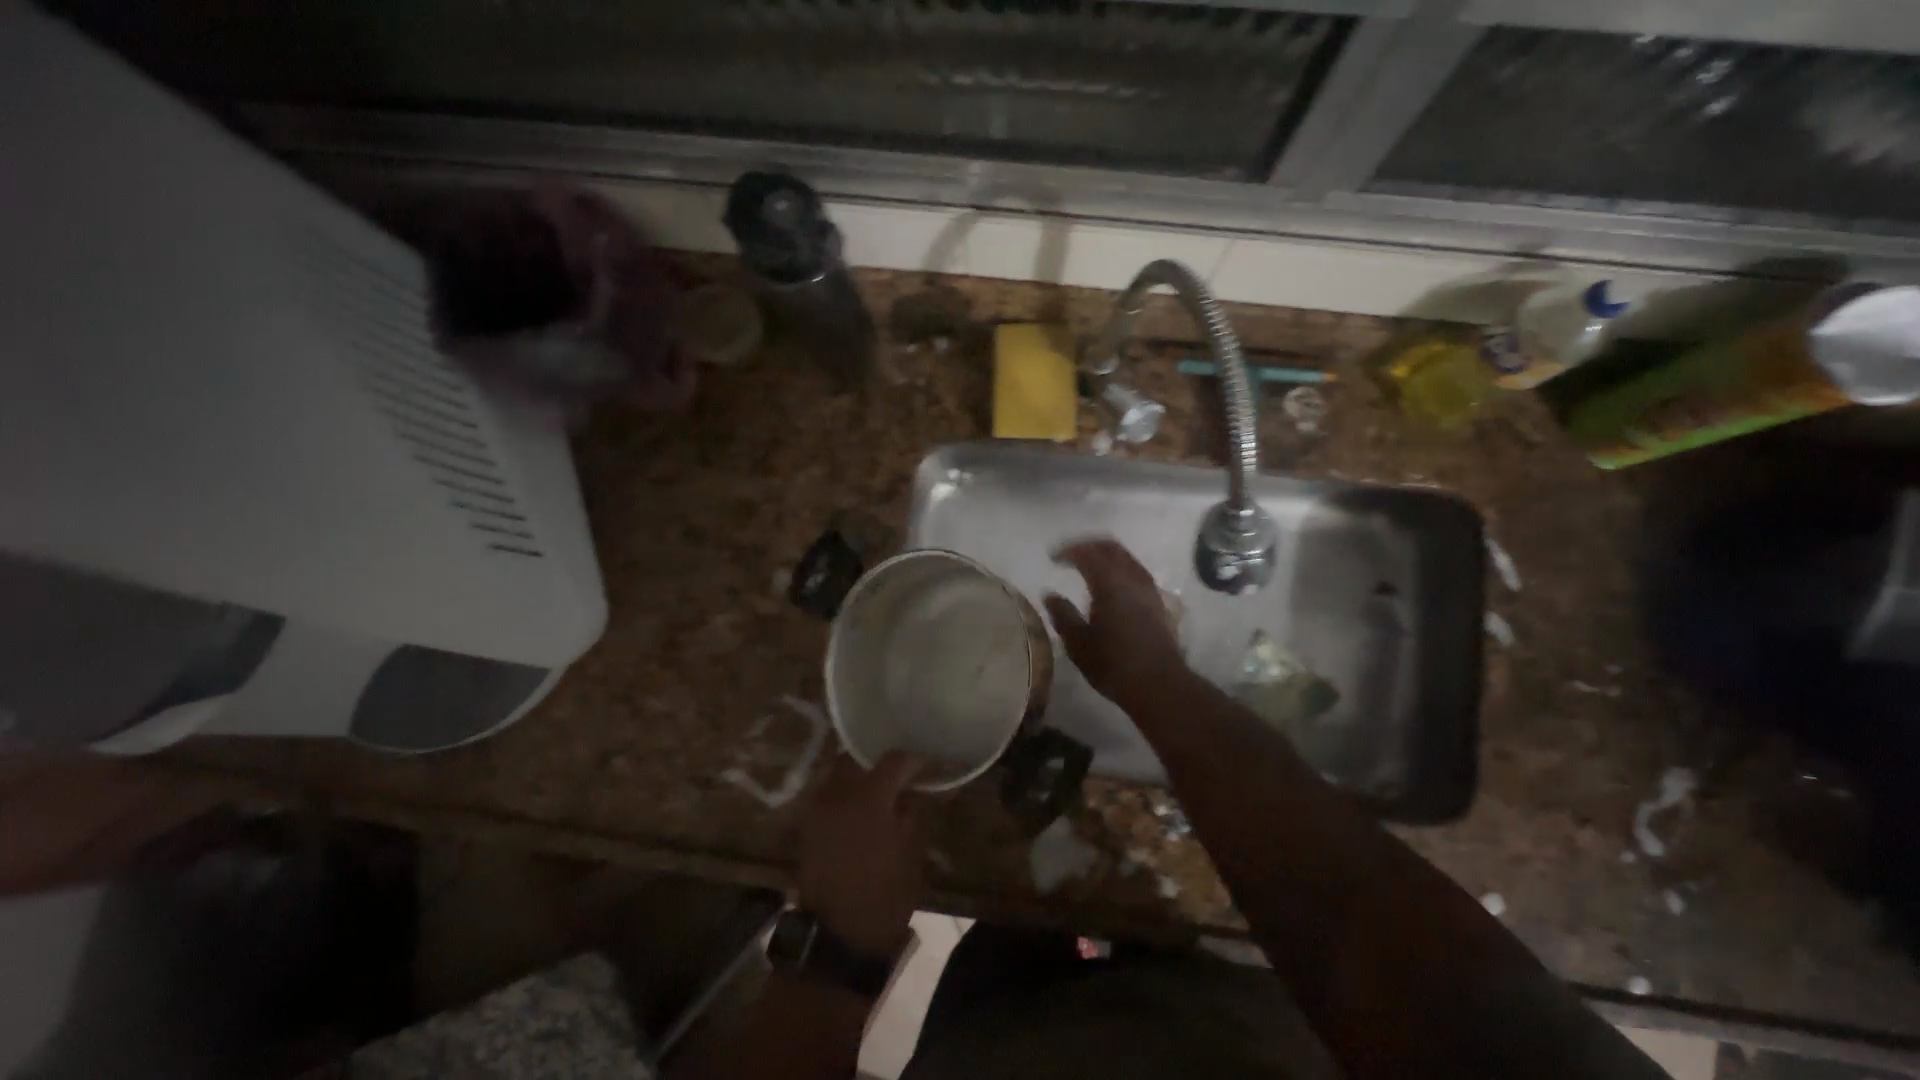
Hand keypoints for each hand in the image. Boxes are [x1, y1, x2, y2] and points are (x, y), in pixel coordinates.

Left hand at [797, 751, 925, 956]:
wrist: (839, 936)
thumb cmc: (885, 895)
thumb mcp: (911, 853)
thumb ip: (911, 813)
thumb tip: (914, 793)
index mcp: (869, 796)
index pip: (895, 760)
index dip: (917, 760)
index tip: (933, 766)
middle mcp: (838, 794)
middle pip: (858, 759)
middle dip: (880, 761)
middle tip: (904, 772)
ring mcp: (818, 810)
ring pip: (840, 775)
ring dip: (861, 776)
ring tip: (885, 789)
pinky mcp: (808, 827)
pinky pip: (830, 797)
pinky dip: (847, 795)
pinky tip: (865, 808)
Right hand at [1044, 539, 1187, 708]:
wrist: (1159, 684)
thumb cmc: (1113, 665)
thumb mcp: (1078, 643)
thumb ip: (1063, 614)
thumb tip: (1050, 595)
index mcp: (1110, 583)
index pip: (1087, 553)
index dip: (1068, 551)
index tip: (1052, 558)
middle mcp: (1132, 579)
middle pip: (1111, 548)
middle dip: (1089, 546)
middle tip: (1070, 555)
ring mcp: (1150, 590)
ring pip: (1128, 559)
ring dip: (1107, 557)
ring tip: (1089, 568)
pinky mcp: (1159, 603)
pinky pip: (1137, 573)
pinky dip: (1120, 570)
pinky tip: (1112, 587)